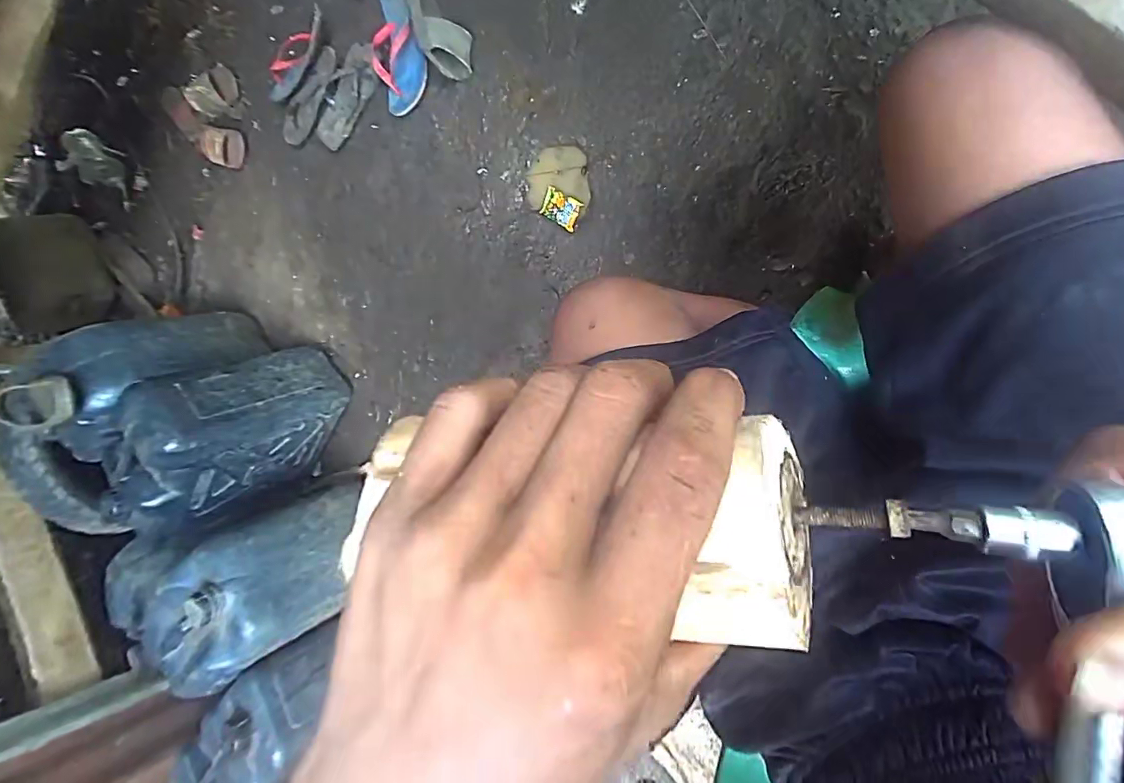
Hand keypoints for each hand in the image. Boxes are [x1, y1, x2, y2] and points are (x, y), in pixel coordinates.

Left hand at [295, 361, 743, 782]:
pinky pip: (462, 407)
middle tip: (657, 394)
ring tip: (597, 403)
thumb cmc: (532, 759)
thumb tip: (727, 527)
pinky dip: (508, 391)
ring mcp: (449, 532)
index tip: (718, 389)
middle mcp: (526, 570)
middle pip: (606, 408)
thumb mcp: (640, 717)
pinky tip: (524, 412)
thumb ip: (698, 625)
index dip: (710, 410)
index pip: (677, 477)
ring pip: (539, 395)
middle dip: (648, 379)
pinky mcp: (396, 514)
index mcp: (603, 635)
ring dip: (587, 381)